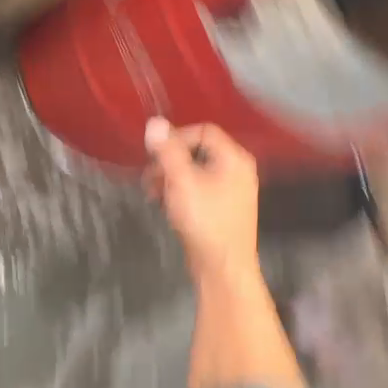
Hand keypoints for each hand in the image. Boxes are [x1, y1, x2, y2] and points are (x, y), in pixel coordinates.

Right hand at [144, 119, 259, 280]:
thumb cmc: (205, 220)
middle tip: (150, 177)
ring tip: (154, 192)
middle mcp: (237, 170)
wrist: (223, 264)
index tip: (154, 155)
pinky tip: (166, 204)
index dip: (176, 138)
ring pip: (194, 170)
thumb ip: (167, 151)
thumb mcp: (181, 181)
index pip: (203, 131)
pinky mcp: (223, 205)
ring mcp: (232, 189)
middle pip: (197, 151)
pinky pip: (198, 186)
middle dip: (168, 161)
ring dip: (169, 177)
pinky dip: (179, 190)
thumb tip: (154, 123)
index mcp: (234, 160)